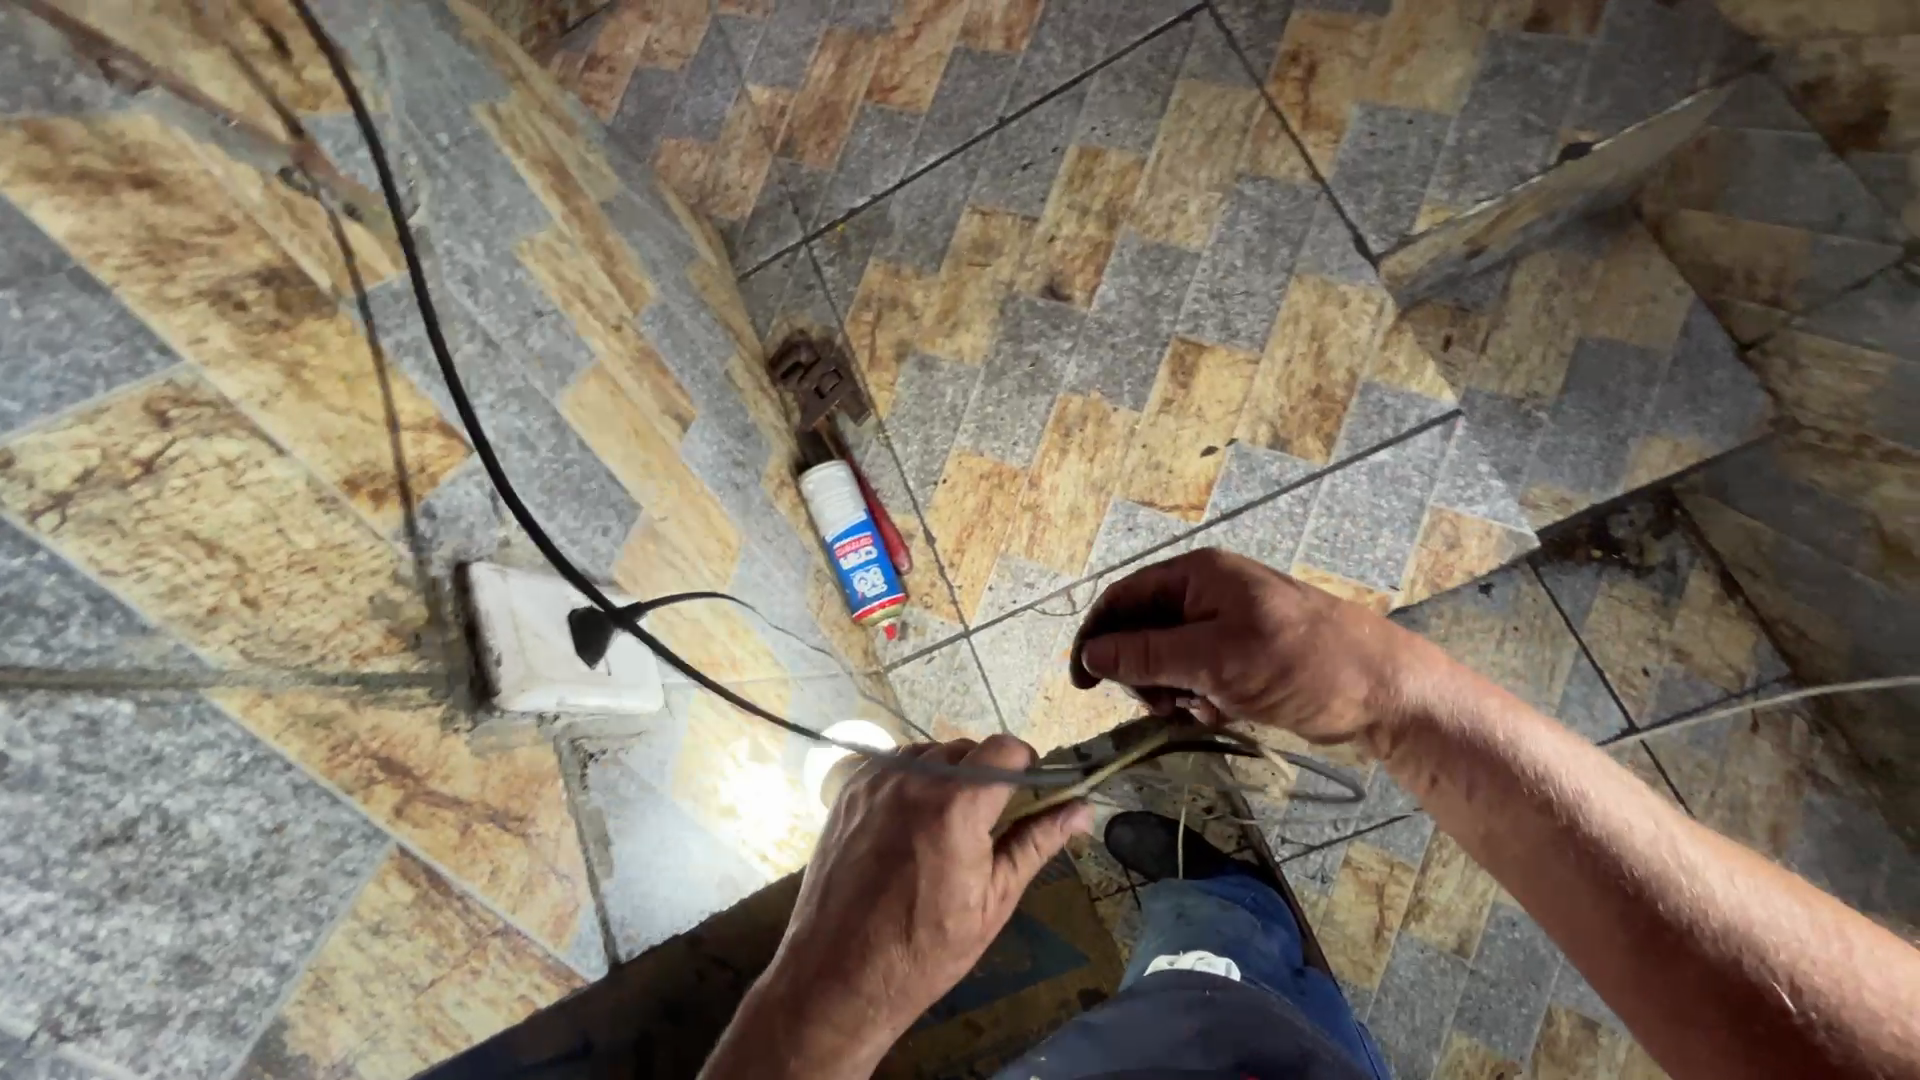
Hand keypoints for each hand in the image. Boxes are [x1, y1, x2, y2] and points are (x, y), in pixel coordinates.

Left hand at [704, 735, 1092, 1078]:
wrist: (837, 973)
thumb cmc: (924, 947)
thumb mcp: (994, 899)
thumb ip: (1038, 842)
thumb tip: (1082, 810)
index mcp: (956, 804)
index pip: (1006, 747)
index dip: (1025, 766)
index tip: (1026, 796)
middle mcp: (914, 777)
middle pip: (970, 749)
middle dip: (987, 777)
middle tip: (986, 826)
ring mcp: (877, 778)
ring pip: (933, 754)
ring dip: (949, 777)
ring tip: (944, 830)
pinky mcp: (851, 786)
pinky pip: (897, 764)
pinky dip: (914, 781)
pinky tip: (911, 824)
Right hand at [1069, 548, 1450, 750]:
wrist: (1385, 694)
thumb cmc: (1299, 662)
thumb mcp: (1214, 658)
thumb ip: (1146, 654)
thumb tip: (1091, 653)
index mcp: (1196, 576)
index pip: (1123, 598)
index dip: (1097, 636)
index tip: (1083, 681)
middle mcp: (1206, 595)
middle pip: (1143, 631)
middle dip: (1143, 671)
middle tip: (1161, 704)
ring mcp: (1226, 627)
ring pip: (1168, 661)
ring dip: (1173, 690)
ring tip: (1201, 708)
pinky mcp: (1243, 657)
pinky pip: (1198, 677)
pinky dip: (1200, 699)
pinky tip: (1225, 712)